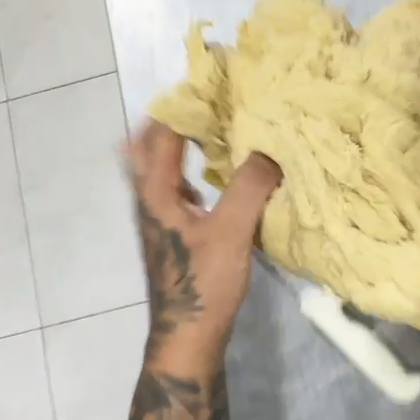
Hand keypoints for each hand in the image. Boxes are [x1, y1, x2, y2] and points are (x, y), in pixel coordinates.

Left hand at [127, 123, 281, 370]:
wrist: (188, 335)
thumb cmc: (205, 283)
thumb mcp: (233, 231)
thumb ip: (250, 186)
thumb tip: (273, 152)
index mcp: (156, 190)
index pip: (164, 129)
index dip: (187, 102)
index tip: (217, 84)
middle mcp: (148, 198)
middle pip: (147, 145)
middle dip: (173, 119)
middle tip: (206, 104)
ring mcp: (156, 220)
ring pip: (157, 169)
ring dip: (178, 146)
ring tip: (211, 134)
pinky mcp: (170, 237)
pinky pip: (173, 190)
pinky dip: (189, 174)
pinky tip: (216, 185)